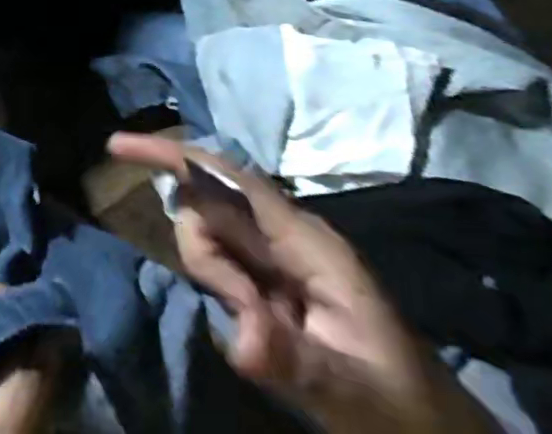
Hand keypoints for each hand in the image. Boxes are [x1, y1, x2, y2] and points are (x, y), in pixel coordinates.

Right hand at [107, 134, 495, 433]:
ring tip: (258, 333)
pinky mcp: (270, 279)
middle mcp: (286, 235)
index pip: (228, 178)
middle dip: (204, 256)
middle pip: (209, 207)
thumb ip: (295, 361)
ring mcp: (278, 256)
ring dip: (213, 278)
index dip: (173, 155)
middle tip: (243, 318)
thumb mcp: (353, 395)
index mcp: (307, 242)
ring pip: (210, 234)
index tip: (117, 146)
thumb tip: (238, 337)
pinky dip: (216, 282)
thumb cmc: (403, 411)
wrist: (433, 432)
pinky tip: (247, 319)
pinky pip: (221, 261)